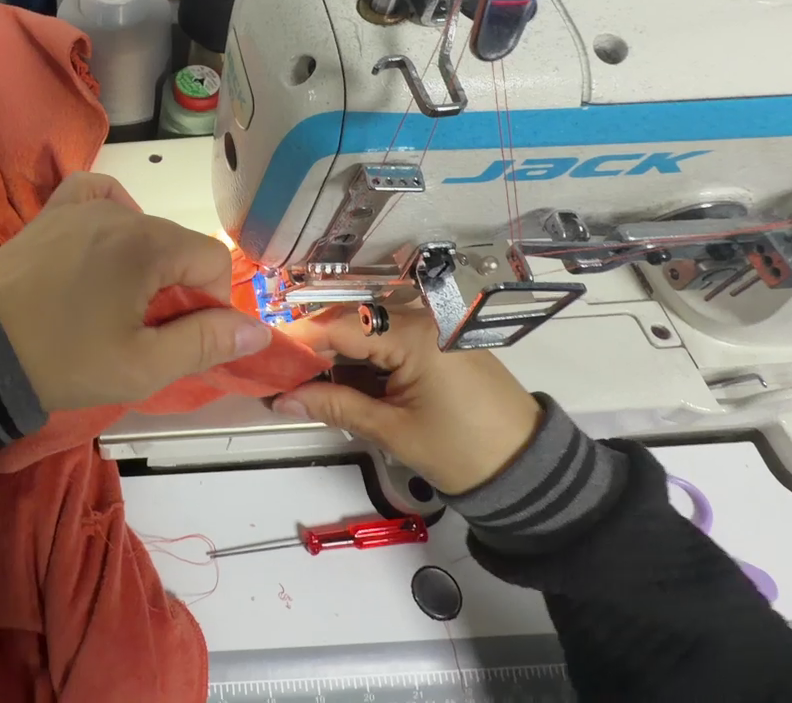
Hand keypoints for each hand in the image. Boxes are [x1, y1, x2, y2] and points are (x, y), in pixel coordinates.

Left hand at [0, 173, 272, 411]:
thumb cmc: (62, 359)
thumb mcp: (142, 366)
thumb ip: (205, 343)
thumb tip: (257, 331)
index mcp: (148, 243)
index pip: (213, 261)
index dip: (209, 305)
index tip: (178, 338)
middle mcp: (119, 211)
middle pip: (177, 244)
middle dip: (176, 286)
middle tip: (140, 331)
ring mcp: (80, 206)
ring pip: (142, 226)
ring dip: (144, 263)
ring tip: (113, 304)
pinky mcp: (50, 212)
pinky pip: (97, 195)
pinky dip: (113, 216)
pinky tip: (103, 247)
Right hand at [271, 303, 542, 494]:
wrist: (530, 472)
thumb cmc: (462, 452)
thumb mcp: (391, 430)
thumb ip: (334, 406)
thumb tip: (280, 400)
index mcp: (413, 334)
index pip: (339, 327)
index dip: (297, 341)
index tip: (261, 356)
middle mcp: (421, 319)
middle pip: (349, 324)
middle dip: (313, 349)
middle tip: (276, 374)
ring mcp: (431, 328)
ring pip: (365, 332)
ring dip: (335, 356)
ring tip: (302, 383)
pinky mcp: (437, 343)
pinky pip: (387, 342)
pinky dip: (361, 360)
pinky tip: (339, 383)